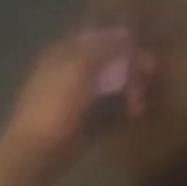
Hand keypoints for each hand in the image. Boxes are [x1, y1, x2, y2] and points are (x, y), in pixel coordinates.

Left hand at [0, 28, 153, 178]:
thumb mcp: (81, 66)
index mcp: (65, 53)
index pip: (98, 33)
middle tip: (149, 72)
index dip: (122, 34)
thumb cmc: (55, 104)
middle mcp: (75, 69)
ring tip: (138, 102)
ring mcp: (83, 92)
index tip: (142, 40)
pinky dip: (128, 105)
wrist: (37, 152)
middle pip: (114, 56)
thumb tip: (129, 33)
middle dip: (134, 64)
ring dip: (134, 87)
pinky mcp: (90, 114)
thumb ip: (106, 46)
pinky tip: (134, 112)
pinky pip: (116, 102)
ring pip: (118, 79)